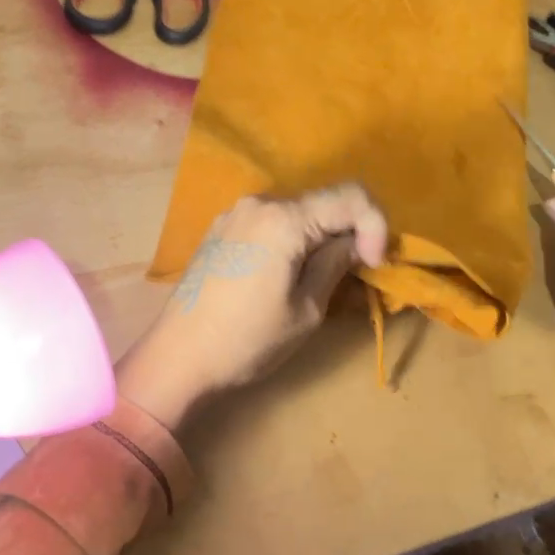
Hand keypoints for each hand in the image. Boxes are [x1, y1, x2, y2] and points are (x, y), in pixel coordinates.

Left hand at [117, 184, 388, 428]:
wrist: (177, 358)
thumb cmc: (247, 340)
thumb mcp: (307, 310)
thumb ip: (336, 265)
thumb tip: (356, 244)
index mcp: (282, 218)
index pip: (352, 196)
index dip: (376, 226)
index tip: (374, 265)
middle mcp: (258, 203)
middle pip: (324, 202)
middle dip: (350, 233)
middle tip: (357, 276)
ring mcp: (235, 214)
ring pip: (299, 214)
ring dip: (321, 239)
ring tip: (322, 282)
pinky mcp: (222, 231)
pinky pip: (272, 224)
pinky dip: (294, 242)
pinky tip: (288, 278)